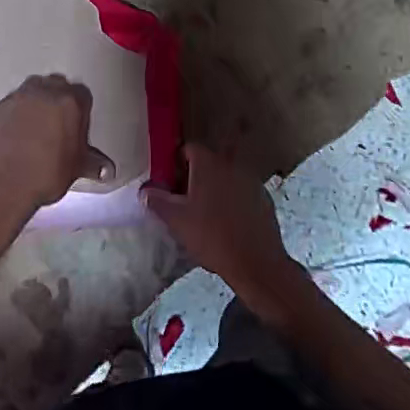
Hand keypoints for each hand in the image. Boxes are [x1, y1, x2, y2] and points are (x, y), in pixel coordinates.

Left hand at [0, 75, 112, 207]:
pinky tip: (17, 130)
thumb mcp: (77, 168)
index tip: (78, 122)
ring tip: (37, 122)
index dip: (81, 107)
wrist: (3, 183)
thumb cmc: (48, 172)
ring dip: (37, 100)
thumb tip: (108, 171)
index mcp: (71, 102)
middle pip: (57, 84)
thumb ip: (94, 164)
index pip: (82, 94)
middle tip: (59, 120)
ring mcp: (19, 98)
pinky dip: (16, 112)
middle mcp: (45, 92)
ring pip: (33, 89)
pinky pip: (12, 103)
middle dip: (59, 97)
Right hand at [142, 143, 301, 300]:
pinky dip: (231, 200)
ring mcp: (251, 180)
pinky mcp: (263, 197)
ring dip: (213, 189)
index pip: (189, 149)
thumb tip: (145, 190)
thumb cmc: (211, 236)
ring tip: (204, 214)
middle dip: (193, 178)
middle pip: (208, 163)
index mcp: (209, 164)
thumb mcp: (176, 220)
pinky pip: (241, 192)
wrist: (255, 261)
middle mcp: (232, 165)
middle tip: (182, 201)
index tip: (168, 182)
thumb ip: (157, 200)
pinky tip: (226, 223)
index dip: (175, 162)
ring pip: (225, 178)